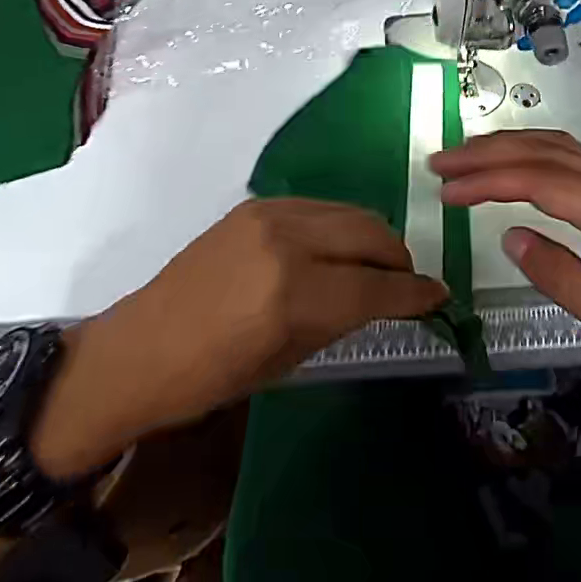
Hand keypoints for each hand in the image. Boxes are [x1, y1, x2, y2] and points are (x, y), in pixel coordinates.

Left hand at [32, 198, 447, 476]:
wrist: (141, 348)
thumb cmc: (213, 376)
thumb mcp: (290, 357)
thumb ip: (343, 317)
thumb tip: (388, 297)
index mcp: (293, 294)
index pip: (376, 286)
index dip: (415, 293)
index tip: (438, 296)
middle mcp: (286, 241)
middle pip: (370, 234)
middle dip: (399, 258)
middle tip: (407, 281)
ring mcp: (269, 215)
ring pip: (348, 212)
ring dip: (372, 237)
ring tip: (375, 264)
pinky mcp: (255, 205)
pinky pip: (319, 207)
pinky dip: (340, 226)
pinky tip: (335, 249)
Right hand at [432, 130, 580, 402]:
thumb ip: (560, 274)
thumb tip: (509, 235)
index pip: (538, 179)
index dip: (487, 180)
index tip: (446, 190)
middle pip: (544, 152)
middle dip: (488, 152)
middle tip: (440, 162)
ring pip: (558, 148)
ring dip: (509, 148)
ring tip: (465, 158)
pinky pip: (570, 160)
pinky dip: (532, 156)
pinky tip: (516, 167)